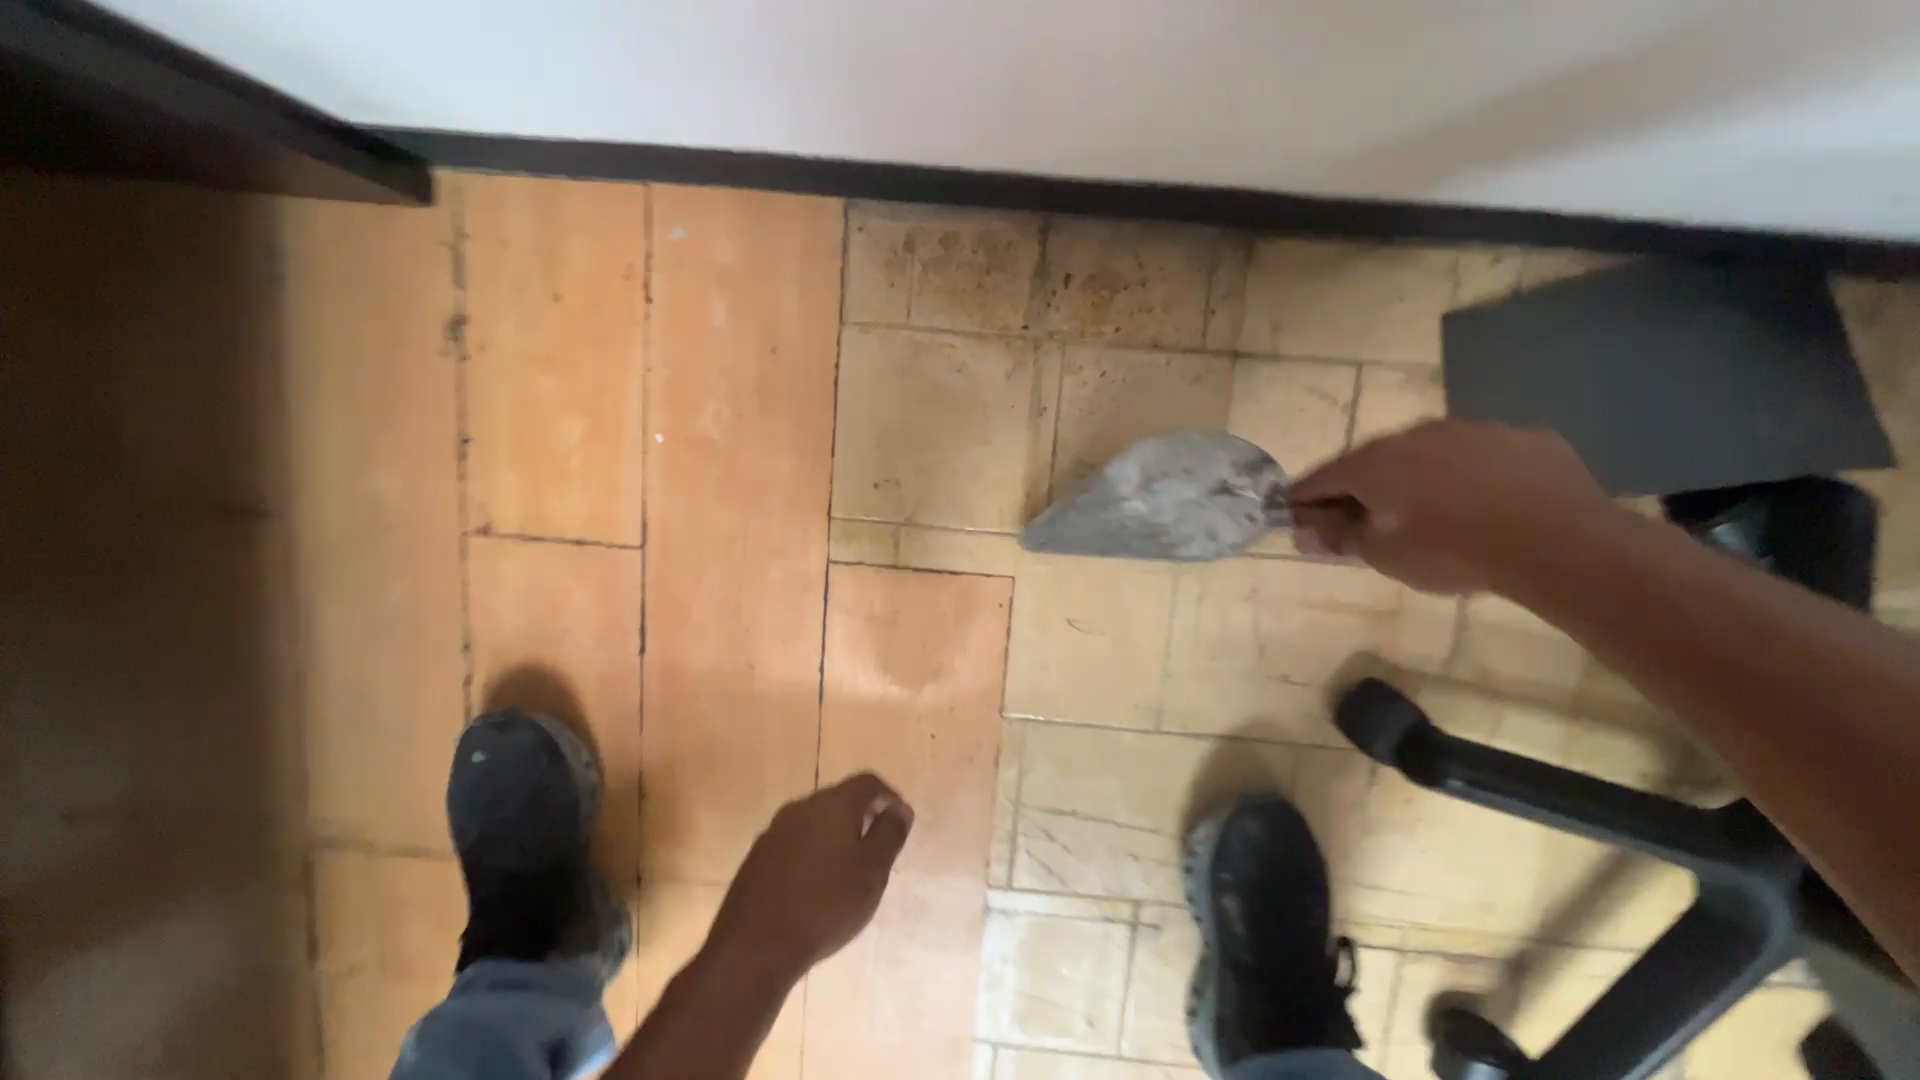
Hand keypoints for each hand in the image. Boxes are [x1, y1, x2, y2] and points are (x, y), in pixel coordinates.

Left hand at [707, 772, 914, 981]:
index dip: (889, 797)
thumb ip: (890, 834)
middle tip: (877, 850)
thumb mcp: (873, 872)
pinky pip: (794, 843)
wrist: (755, 946)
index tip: (900, 824)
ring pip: (815, 822)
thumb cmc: (826, 905)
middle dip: (862, 818)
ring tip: (848, 872)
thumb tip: (899, 809)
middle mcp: (800, 808)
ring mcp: (774, 832)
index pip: (868, 782)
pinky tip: (816, 887)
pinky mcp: (757, 858)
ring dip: (835, 837)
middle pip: (839, 799)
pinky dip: (812, 854)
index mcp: (832, 804)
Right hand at [1290, 420, 1613, 594]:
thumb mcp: (1386, 555)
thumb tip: (1302, 531)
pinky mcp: (1521, 437)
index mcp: (1376, 462)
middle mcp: (1417, 434)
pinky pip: (1478, 456)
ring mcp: (1472, 430)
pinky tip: (1483, 504)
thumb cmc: (1455, 552)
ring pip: (1427, 453)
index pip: (1322, 477)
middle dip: (1359, 487)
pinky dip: (1467, 476)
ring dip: (1415, 477)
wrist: (1561, 542)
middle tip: (1361, 519)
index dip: (1305, 499)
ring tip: (1425, 512)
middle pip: (1373, 460)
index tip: (1297, 519)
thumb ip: (1340, 538)